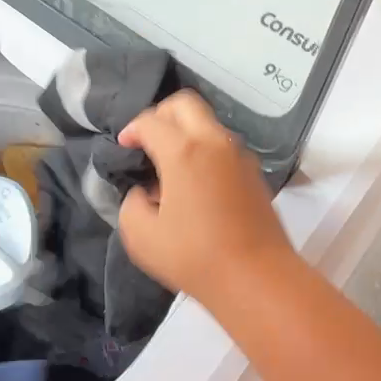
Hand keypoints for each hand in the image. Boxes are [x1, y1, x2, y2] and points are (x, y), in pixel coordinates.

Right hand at [116, 91, 299, 304]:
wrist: (256, 276)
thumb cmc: (194, 256)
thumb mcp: (141, 236)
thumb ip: (131, 203)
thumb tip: (144, 191)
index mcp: (184, 150)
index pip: (151, 121)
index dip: (131, 130)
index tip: (124, 147)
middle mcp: (214, 141)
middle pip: (185, 103)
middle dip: (160, 114)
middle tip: (147, 141)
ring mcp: (239, 154)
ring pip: (208, 122)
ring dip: (185, 131)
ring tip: (170, 166)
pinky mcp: (254, 172)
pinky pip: (223, 145)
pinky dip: (204, 150)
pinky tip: (194, 183)